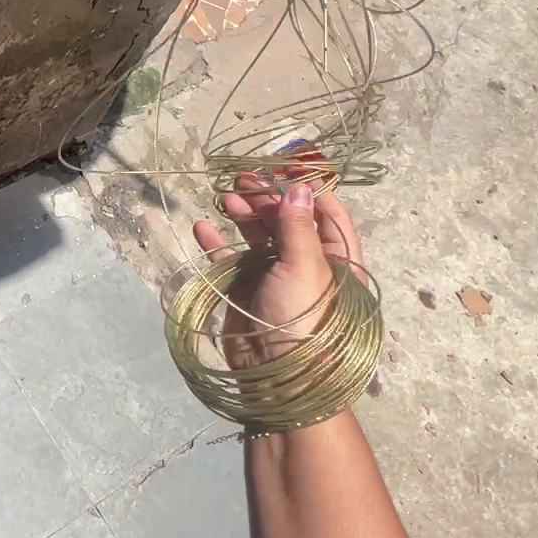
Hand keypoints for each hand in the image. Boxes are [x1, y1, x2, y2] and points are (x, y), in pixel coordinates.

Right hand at [190, 174, 362, 368]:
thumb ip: (298, 226)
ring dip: (241, 215)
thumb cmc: (304, 317)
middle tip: (241, 179)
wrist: (276, 371)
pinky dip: (216, 243)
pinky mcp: (245, 288)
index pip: (326, 213)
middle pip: (286, 220)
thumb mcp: (305, 267)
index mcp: (335, 258)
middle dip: (266, 198)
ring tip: (224, 197)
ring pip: (257, 235)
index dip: (307, 189)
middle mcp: (306, 262)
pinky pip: (229, 259)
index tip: (283, 166)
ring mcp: (273, 275)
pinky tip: (202, 228)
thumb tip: (298, 186)